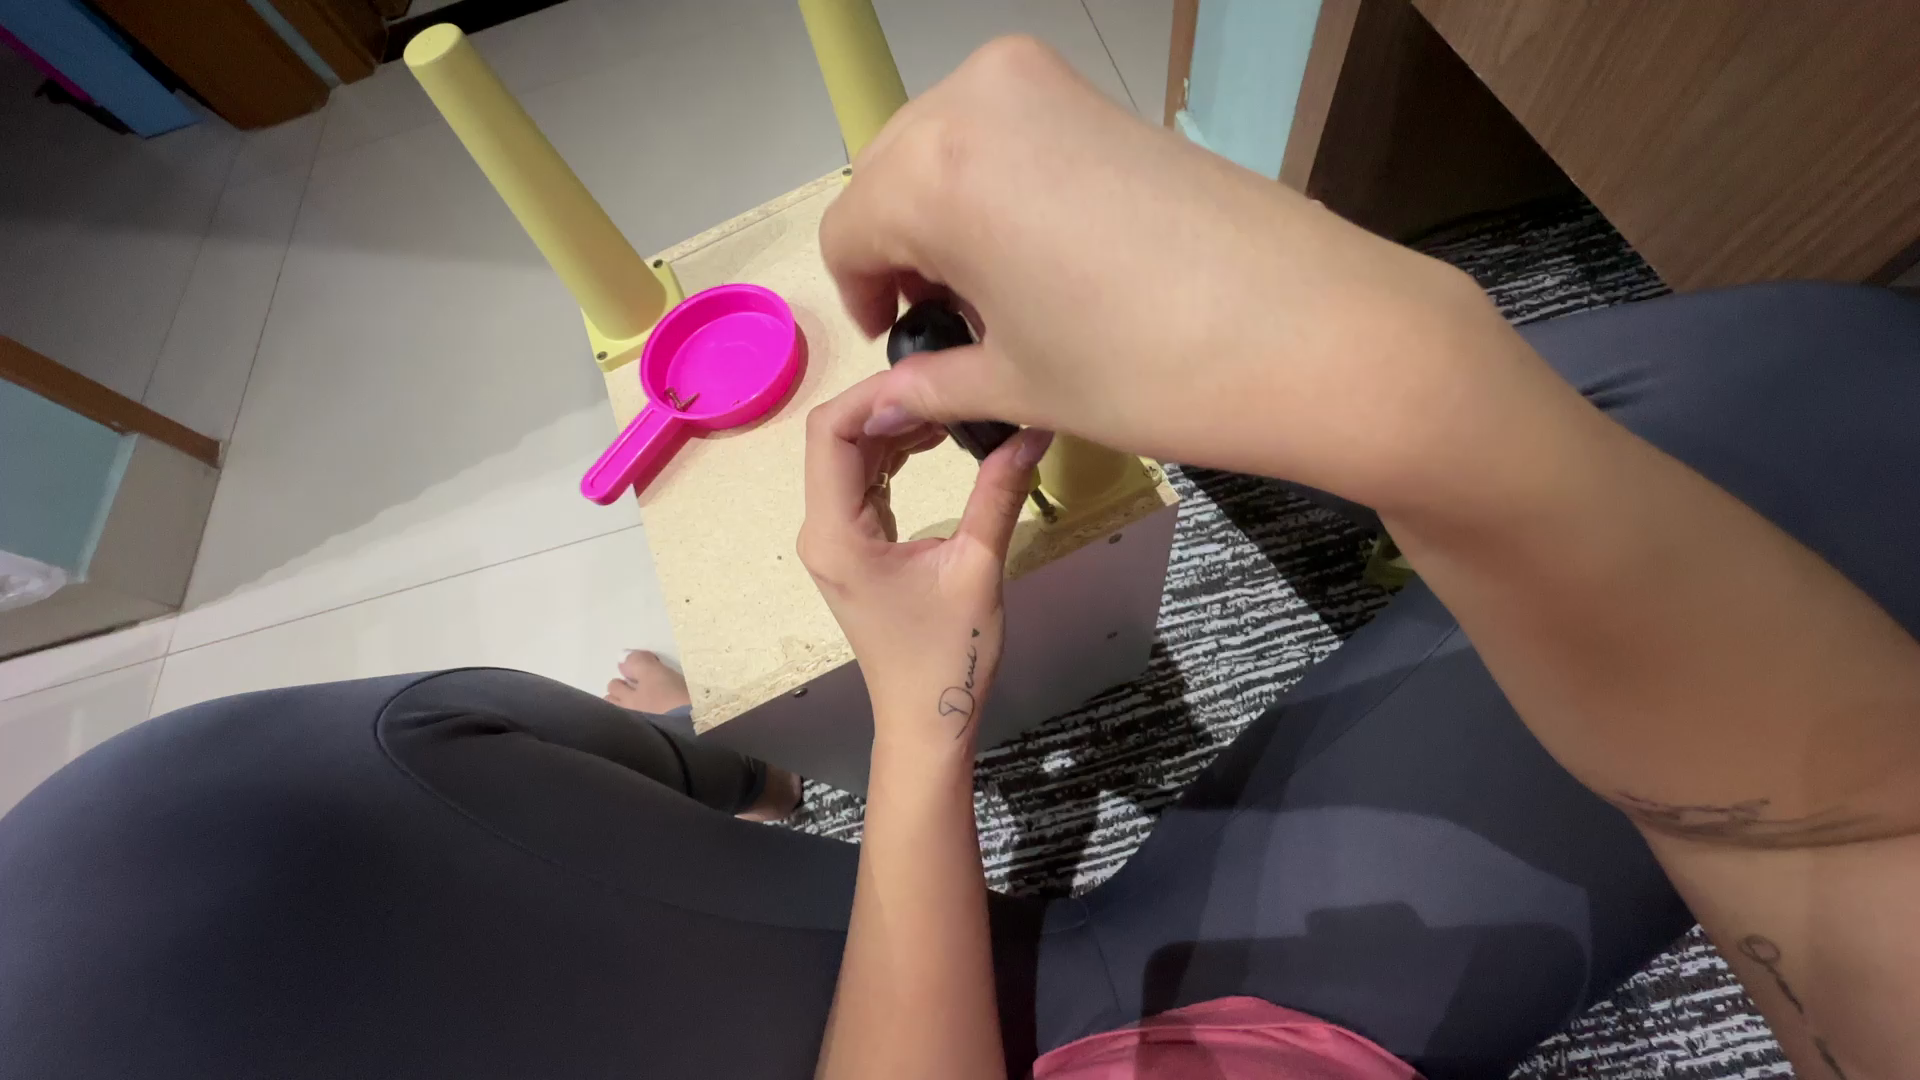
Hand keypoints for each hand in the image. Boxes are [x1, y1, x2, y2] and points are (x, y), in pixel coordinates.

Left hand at [797, 375, 1051, 748]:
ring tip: (952, 408)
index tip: (932, 377)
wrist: (926, 717)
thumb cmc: (949, 654)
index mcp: (837, 532)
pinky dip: (893, 456)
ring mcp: (833, 539)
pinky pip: (862, 484)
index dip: (875, 393)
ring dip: (893, 428)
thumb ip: (998, 492)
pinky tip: (934, 441)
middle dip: (890, 405)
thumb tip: (1033, 427)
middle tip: (952, 385)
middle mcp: (821, 528)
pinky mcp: (852, 547)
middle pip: (837, 438)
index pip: (832, 432)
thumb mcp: (977, 568)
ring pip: (848, 457)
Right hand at [820, 36, 1561, 514]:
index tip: (897, 341)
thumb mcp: (1018, 385)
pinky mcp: (1099, 95)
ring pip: (945, 152)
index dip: (860, 295)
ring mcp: (1045, 82)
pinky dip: (994, 194)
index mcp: (936, 170)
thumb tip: (877, 403)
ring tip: (999, 297)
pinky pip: (1005, 139)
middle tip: (948, 323)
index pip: (846, 228)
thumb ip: (929, 384)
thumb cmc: (1140, 373)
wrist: (1310, 333)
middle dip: (900, 253)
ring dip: (945, 222)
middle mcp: (976, 98)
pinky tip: (1040, 256)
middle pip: (889, 177)